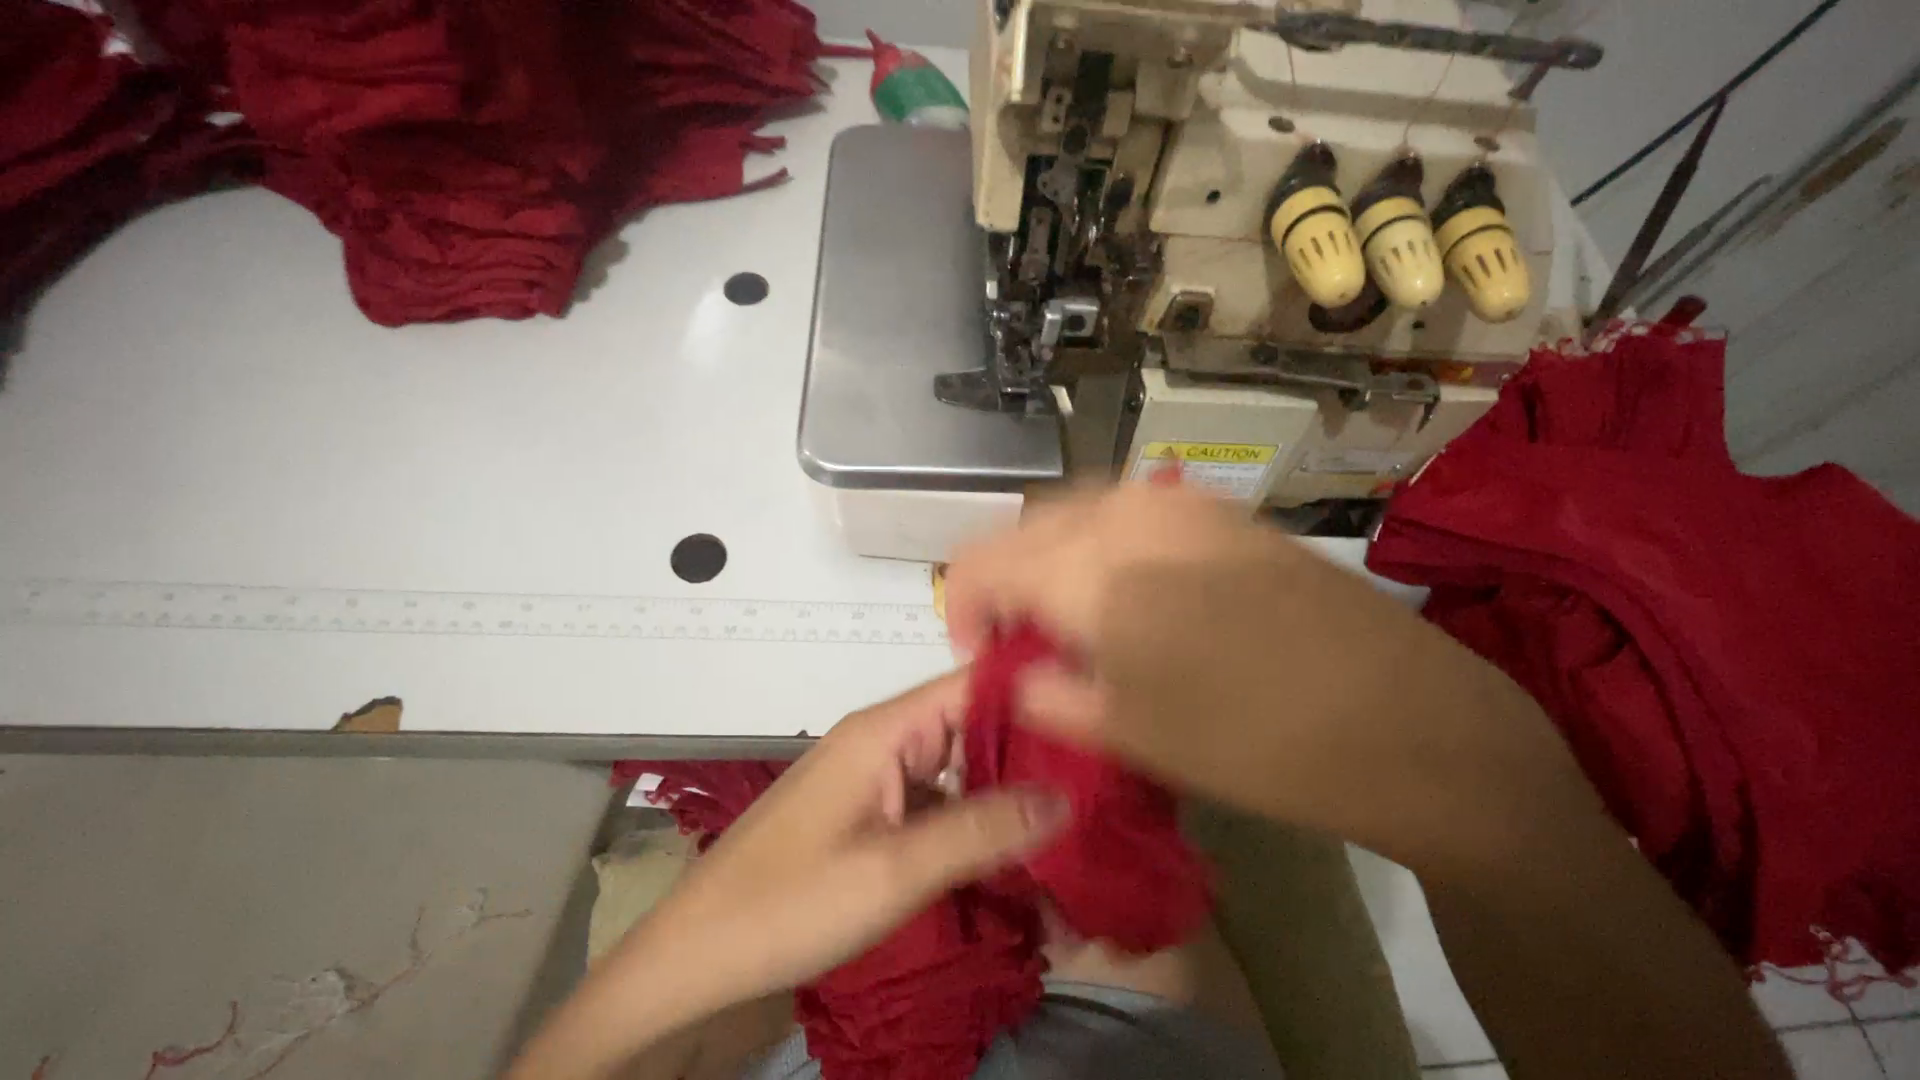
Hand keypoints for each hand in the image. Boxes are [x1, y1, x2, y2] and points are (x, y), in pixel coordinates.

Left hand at [615, 673, 1069, 1020]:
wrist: (697, 956)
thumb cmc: (790, 904)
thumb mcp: (895, 871)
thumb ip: (982, 829)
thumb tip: (1068, 797)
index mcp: (885, 730)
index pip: (975, 686)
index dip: (1037, 699)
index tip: (1102, 728)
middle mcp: (883, 741)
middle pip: (974, 730)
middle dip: (1034, 761)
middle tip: (1106, 796)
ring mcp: (876, 779)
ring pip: (960, 773)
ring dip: (1009, 803)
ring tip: (1077, 833)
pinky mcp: (871, 815)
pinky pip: (937, 807)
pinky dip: (976, 830)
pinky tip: (1018, 862)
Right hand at [945, 484, 1605, 877]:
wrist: (1405, 719)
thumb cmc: (1253, 744)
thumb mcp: (1128, 734)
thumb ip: (1048, 691)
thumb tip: (1015, 667)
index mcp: (1088, 566)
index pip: (982, 560)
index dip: (963, 607)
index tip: (980, 654)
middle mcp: (1126, 512)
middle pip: (1029, 529)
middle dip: (1009, 579)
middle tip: (1024, 641)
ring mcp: (1184, 504)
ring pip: (1083, 515)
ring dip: (1059, 560)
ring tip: (1076, 620)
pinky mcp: (1228, 513)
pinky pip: (1136, 515)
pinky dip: (1109, 548)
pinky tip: (1136, 596)